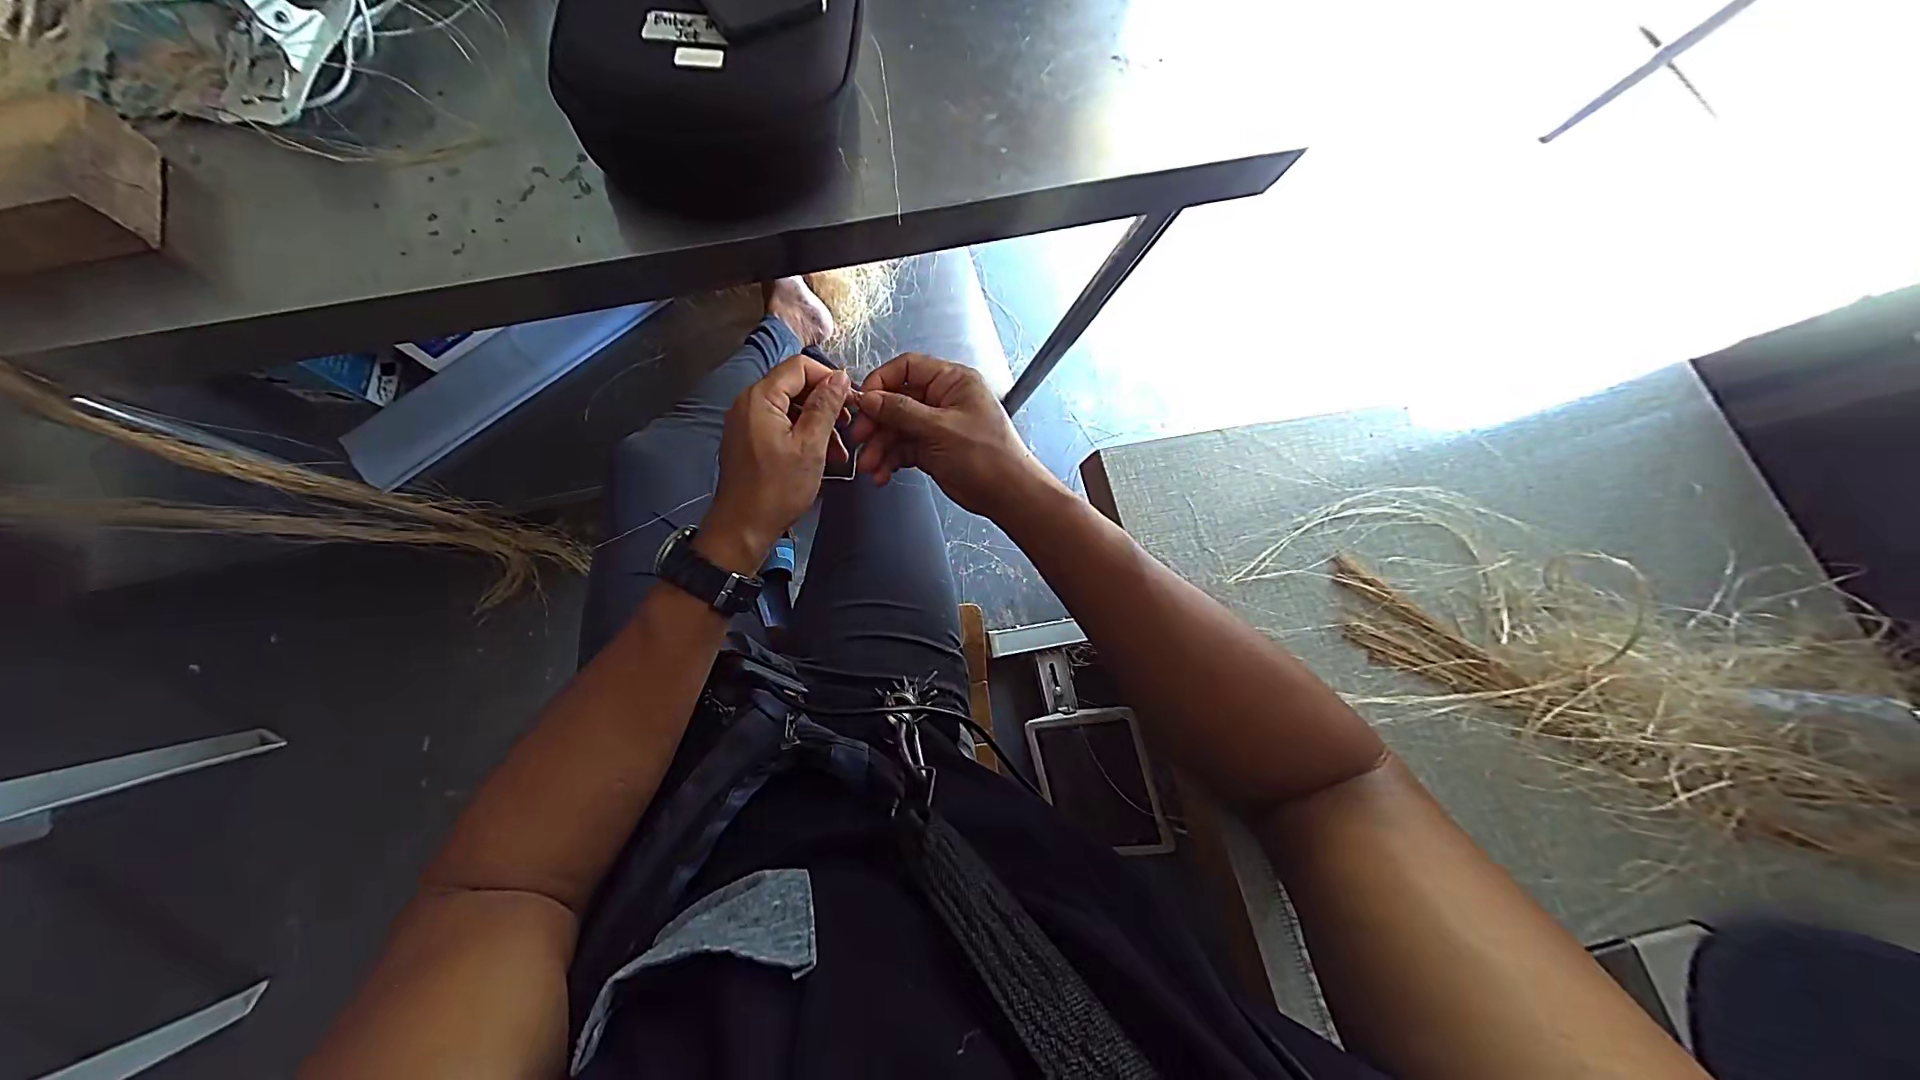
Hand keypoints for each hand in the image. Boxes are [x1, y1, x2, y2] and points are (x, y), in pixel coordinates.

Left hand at [700, 355, 852, 573]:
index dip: (829, 378)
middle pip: (795, 385)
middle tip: (847, 428)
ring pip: (790, 407)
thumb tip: (841, 377)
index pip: (800, 366)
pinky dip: (802, 434)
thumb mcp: (811, 446)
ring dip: (817, 422)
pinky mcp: (748, 439)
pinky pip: (780, 424)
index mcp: (760, 398)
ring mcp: (746, 422)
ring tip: (837, 450)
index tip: (851, 401)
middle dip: (825, 403)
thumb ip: (826, 407)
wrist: (743, 528)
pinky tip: (819, 456)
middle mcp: (748, 403)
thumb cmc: (776, 490)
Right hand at [845, 353, 1059, 519]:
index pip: (907, 368)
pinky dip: (890, 461)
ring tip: (870, 465)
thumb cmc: (989, 456)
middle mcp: (943, 400)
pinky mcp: (932, 450)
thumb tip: (871, 398)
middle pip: (896, 401)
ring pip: (896, 429)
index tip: (864, 400)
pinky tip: (882, 473)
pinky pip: (903, 449)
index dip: (881, 382)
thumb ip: (902, 412)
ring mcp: (936, 426)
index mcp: (952, 381)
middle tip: (860, 438)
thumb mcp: (941, 429)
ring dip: (879, 447)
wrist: (1007, 495)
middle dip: (876, 422)